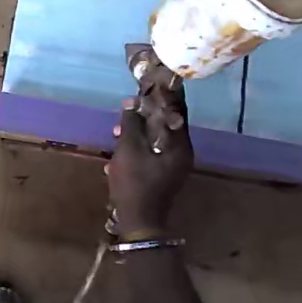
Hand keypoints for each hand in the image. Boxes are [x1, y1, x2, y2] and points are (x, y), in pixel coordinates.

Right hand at [107, 62, 192, 237]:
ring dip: (139, 131)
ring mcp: (175, 165)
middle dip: (146, 113)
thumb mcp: (129, 149)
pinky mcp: (165, 175)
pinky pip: (155, 152)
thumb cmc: (135, 183)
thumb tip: (132, 101)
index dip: (164, 92)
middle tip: (128, 107)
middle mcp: (183, 152)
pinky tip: (121, 150)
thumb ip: (131, 123)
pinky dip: (140, 146)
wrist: (140, 222)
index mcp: (180, 143)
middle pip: (167, 122)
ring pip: (158, 138)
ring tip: (118, 131)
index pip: (177, 108)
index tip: (151, 80)